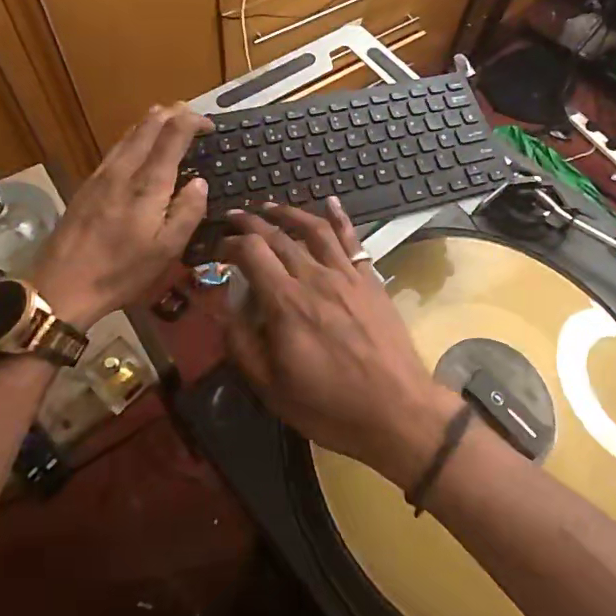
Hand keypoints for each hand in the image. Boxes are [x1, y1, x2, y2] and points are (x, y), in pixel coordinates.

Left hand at [31, 105, 213, 325]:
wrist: (62, 284)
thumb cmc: (120, 272)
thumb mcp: (166, 251)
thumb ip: (188, 212)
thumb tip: (200, 183)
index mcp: (147, 184)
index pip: (173, 133)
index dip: (194, 121)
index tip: (210, 126)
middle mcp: (123, 169)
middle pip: (149, 124)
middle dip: (175, 113)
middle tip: (194, 120)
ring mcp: (101, 174)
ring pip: (130, 132)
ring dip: (154, 122)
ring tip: (172, 125)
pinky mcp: (88, 184)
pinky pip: (117, 147)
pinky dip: (136, 137)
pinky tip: (140, 148)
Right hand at [220, 200, 462, 489]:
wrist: (398, 413)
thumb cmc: (329, 405)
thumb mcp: (270, 386)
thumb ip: (241, 342)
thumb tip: (223, 306)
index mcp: (286, 303)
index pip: (250, 253)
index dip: (228, 244)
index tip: (217, 250)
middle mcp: (314, 278)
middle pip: (278, 235)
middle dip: (250, 222)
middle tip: (234, 217)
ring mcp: (347, 276)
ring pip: (314, 229)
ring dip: (288, 213)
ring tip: (269, 207)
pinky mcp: (371, 281)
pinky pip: (353, 240)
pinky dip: (339, 218)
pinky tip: (331, 202)